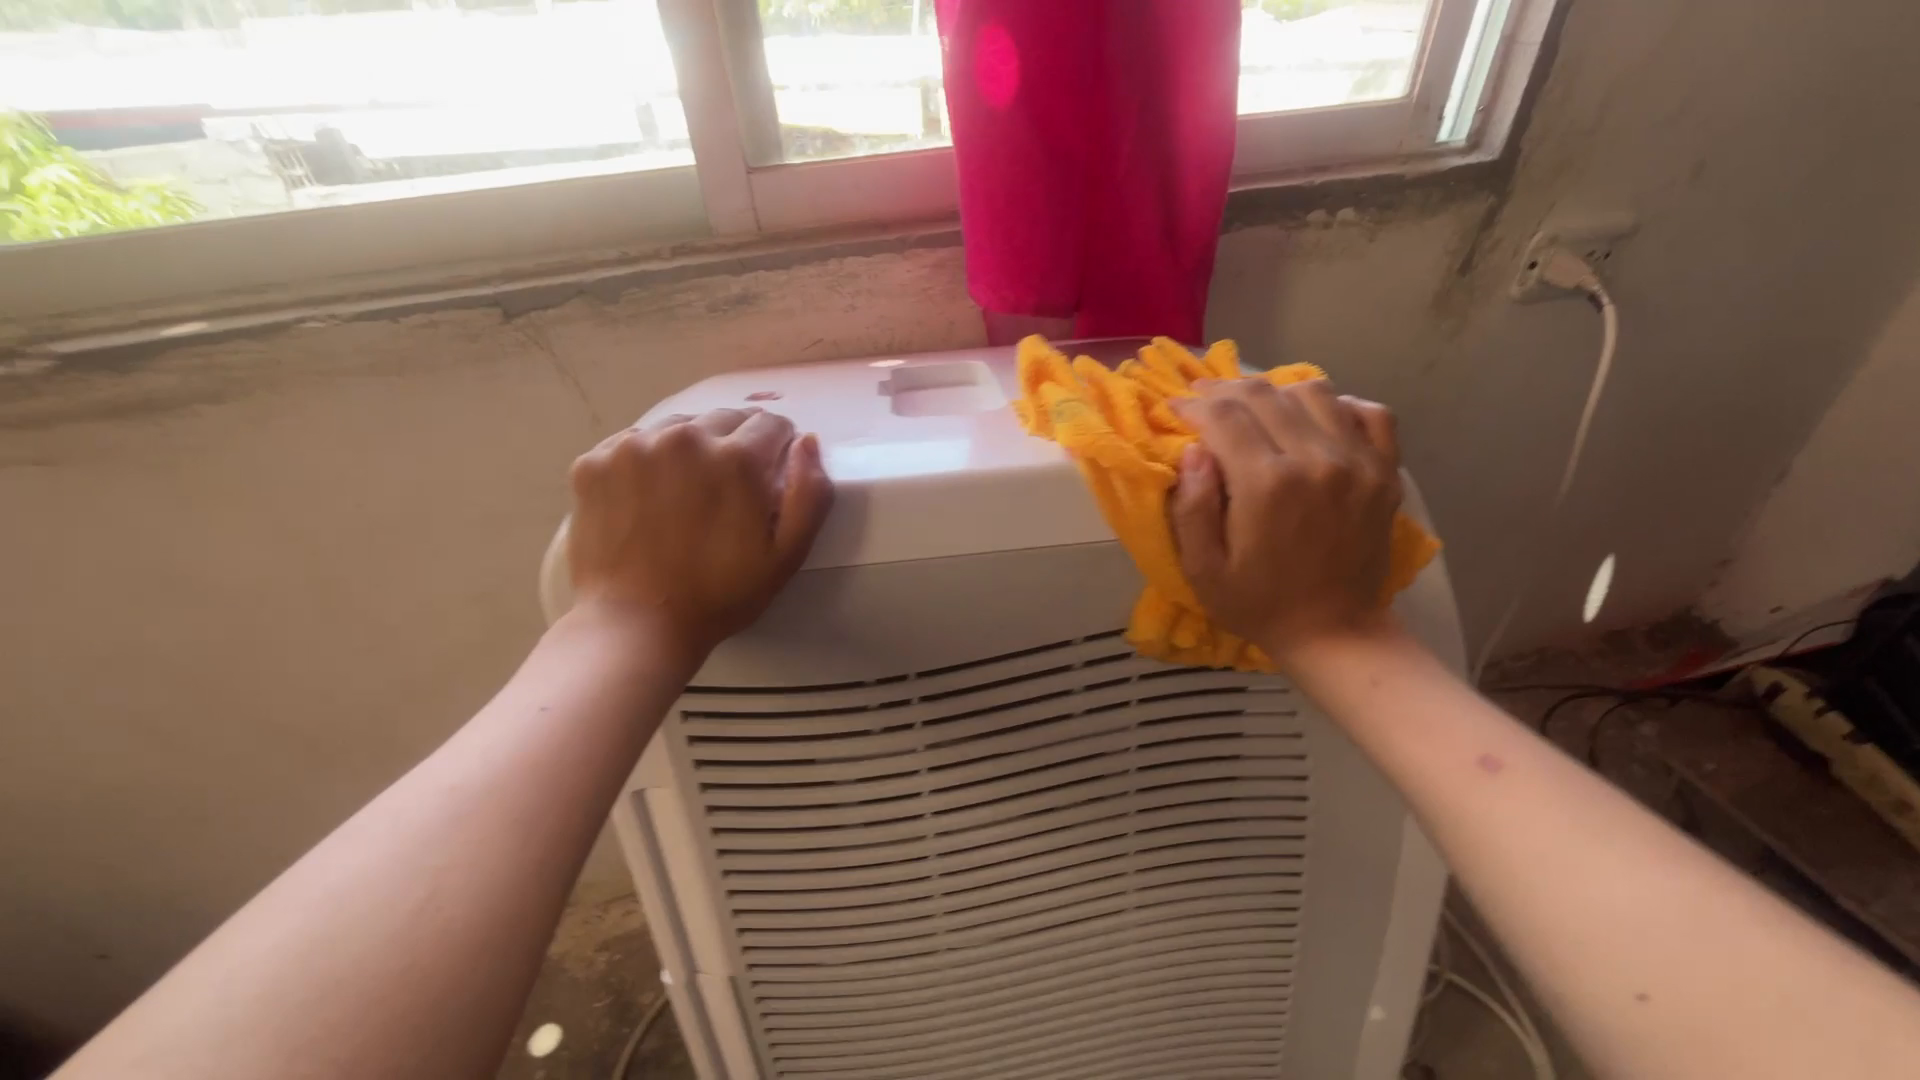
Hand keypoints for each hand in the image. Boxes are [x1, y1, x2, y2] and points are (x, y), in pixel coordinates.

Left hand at [565, 408, 832, 660]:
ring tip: (685, 495)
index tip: (767, 483)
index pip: (772, 425)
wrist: (636, 626)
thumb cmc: (720, 596)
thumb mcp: (787, 555)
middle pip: (726, 419)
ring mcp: (633, 447)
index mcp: (736, 458)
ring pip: (679, 427)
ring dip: (690, 450)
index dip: (777, 453)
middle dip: (735, 447)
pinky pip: (633, 443)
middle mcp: (685, 438)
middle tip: (726, 494)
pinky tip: (648, 500)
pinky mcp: (594, 461)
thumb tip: (807, 442)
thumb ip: (810, 493)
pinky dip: (647, 462)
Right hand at [1170, 379, 1401, 665]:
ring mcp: (1358, 462)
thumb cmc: (1257, 603)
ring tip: (1255, 409)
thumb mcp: (1202, 568)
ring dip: (1276, 393)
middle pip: (1264, 394)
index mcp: (1267, 484)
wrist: (1333, 631)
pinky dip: (1339, 405)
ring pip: (1314, 391)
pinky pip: (1369, 411)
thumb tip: (1194, 450)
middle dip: (1225, 391)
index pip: (1224, 415)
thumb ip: (1192, 506)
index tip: (1177, 410)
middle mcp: (1316, 459)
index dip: (1193, 405)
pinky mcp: (1384, 471)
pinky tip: (1314, 421)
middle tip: (1205, 402)